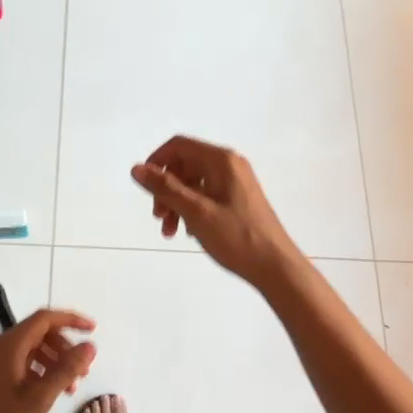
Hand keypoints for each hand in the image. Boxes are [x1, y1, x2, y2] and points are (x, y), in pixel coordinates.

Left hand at [0, 309, 97, 412]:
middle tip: (84, 369)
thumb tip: (90, 346)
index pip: (44, 319)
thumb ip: (66, 370)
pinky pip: (21, 365)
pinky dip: (41, 372)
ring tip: (72, 386)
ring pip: (31, 350)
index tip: (93, 330)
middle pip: (38, 333)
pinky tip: (51, 393)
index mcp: (8, 347)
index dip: (70, 320)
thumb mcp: (39, 400)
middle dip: (64, 346)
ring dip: (54, 361)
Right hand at [131, 135, 298, 286]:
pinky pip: (206, 195)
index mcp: (221, 160)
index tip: (144, 187)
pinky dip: (192, 210)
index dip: (157, 162)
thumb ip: (165, 188)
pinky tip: (190, 232)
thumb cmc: (236, 237)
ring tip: (170, 232)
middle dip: (166, 189)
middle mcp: (230, 165)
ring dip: (176, 203)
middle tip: (158, 217)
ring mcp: (236, 183)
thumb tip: (136, 168)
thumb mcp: (195, 212)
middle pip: (185, 165)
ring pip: (194, 183)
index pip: (179, 146)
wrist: (276, 267)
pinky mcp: (239, 200)